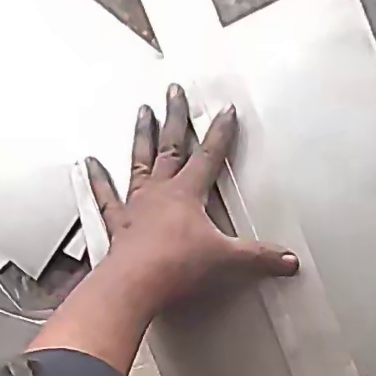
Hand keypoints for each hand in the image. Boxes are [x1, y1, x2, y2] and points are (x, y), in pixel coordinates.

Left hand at [83, 84, 299, 312]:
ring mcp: (136, 205)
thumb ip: (258, 258)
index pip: (209, 156)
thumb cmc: (175, 267)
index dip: (220, 133)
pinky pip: (105, 196)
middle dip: (176, 117)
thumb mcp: (226, 261)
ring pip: (139, 161)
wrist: (136, 284)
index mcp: (187, 194)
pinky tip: (89, 163)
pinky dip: (97, 179)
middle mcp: (160, 192)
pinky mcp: (118, 224)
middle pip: (171, 146)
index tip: (225, 111)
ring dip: (143, 136)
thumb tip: (287, 262)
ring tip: (143, 112)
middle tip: (174, 91)